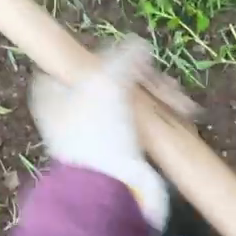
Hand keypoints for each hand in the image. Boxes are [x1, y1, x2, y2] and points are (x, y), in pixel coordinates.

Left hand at [28, 40, 170, 230]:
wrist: (110, 191)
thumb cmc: (96, 132)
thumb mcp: (107, 81)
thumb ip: (124, 56)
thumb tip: (141, 45)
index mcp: (55, 91)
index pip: (76, 60)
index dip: (102, 53)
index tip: (126, 54)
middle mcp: (74, 108)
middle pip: (113, 76)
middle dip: (144, 77)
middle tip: (161, 84)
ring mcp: (100, 128)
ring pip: (134, 96)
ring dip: (160, 94)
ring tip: (179, 103)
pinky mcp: (124, 146)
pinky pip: (145, 118)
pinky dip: (162, 113)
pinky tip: (181, 111)